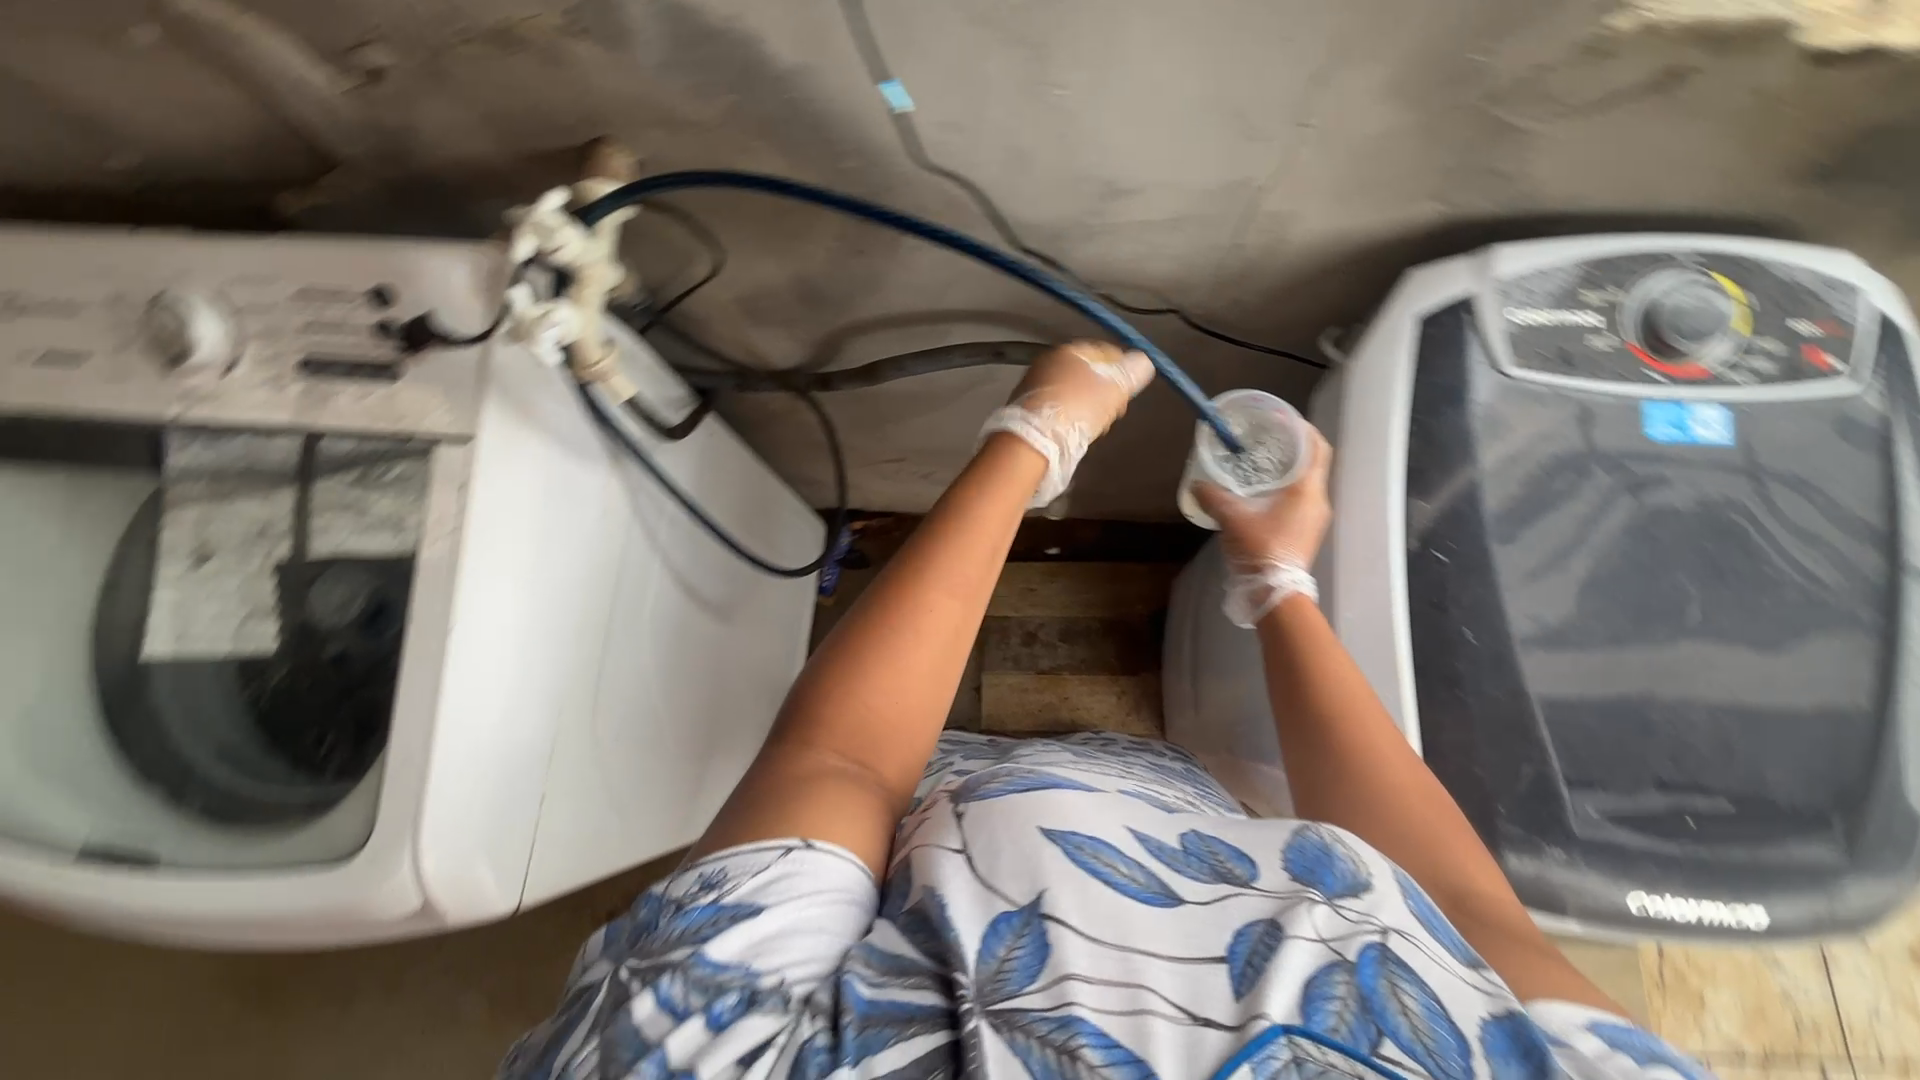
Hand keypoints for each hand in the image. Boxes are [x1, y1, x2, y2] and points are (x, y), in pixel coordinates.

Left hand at [1007, 341, 1155, 438]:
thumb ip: (1131, 374)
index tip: (1130, 385)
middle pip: (1085, 372)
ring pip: (1071, 391)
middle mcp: (1047, 362)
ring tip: (1099, 422)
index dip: (1121, 367)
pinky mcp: (1025, 409)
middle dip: (1103, 388)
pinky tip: (1077, 430)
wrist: (1035, 439)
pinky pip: (1057, 407)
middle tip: (1116, 407)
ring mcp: (1032, 385)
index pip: (1102, 352)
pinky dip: (1070, 415)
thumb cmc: (1078, 408)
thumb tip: (1145, 360)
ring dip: (1087, 404)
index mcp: (1069, 351)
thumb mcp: (1112, 390)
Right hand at [1194, 426, 1333, 569]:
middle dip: (1292, 446)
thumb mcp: (1231, 519)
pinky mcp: (1306, 531)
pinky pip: (1300, 499)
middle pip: (1313, 462)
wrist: (1275, 594)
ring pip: (1307, 482)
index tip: (1282, 418)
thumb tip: (1197, 484)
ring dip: (1289, 468)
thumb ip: (1213, 497)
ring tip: (1262, 461)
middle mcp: (1318, 501)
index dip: (1302, 429)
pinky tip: (1262, 491)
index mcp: (1307, 491)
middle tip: (1267, 437)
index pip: (1316, 448)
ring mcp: (1314, 518)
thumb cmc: (1260, 550)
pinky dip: (1286, 487)